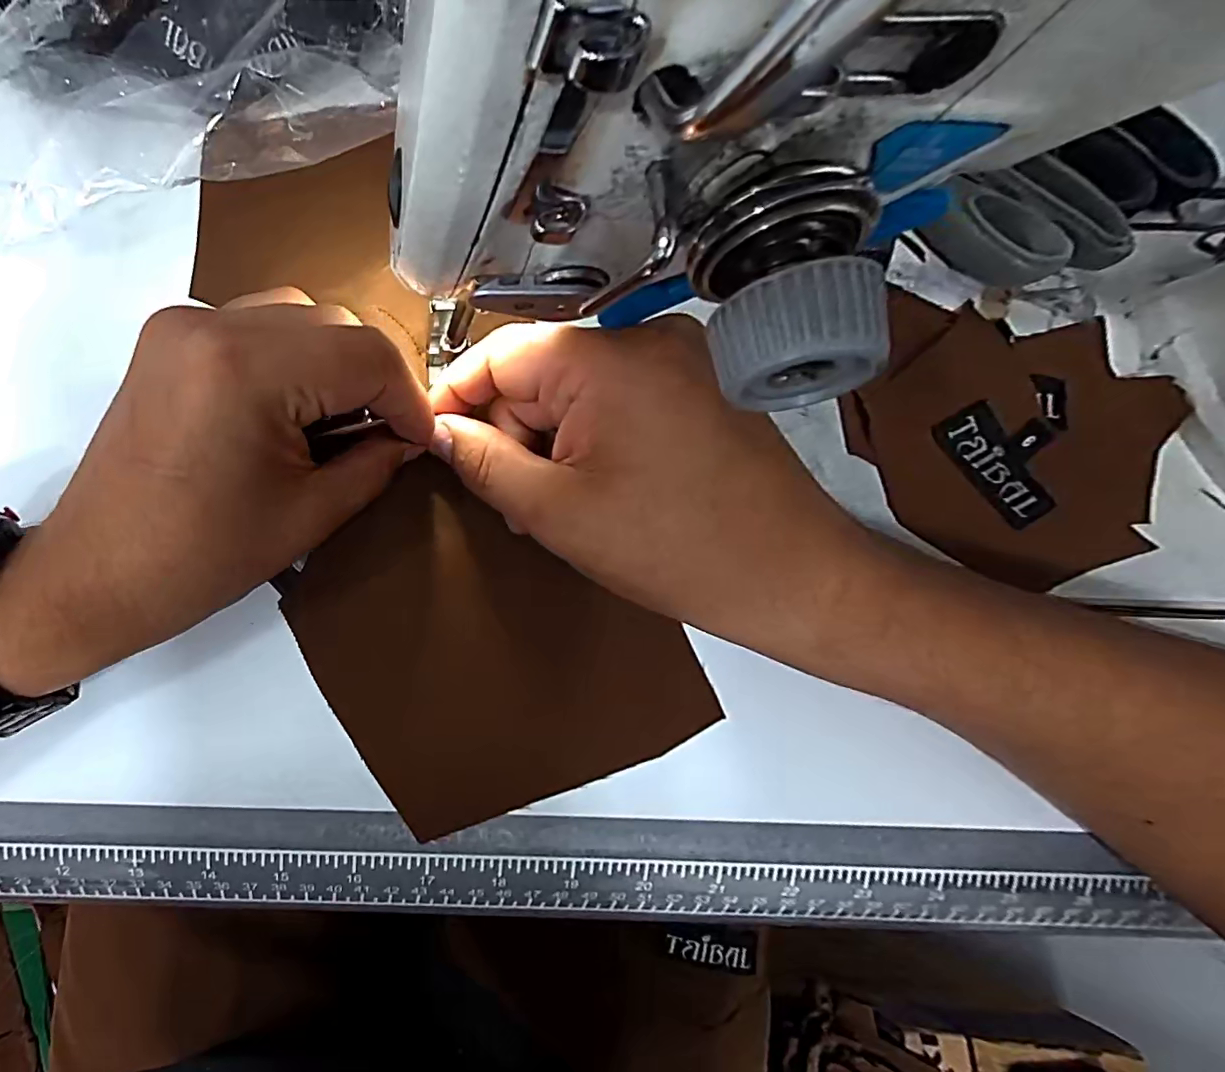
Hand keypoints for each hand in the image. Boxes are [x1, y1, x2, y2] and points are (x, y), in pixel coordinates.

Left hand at [0, 289, 428, 693]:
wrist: (95, 573)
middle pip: (333, 324)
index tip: (420, 438)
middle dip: (370, 379)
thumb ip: (373, 465)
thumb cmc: (196, 560)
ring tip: (335, 425)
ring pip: (295, 316)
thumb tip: (407, 438)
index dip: (407, 397)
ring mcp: (180, 324)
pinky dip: (286, 358)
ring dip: (330, 363)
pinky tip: (288, 408)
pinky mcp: (165, 339)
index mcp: (247, 368)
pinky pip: (252, 326)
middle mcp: (210, 324)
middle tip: (382, 435)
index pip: (365, 353)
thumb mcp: (306, 517)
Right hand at [427, 317, 883, 659]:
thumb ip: (483, 461)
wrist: (789, 577)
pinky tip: (593, 489)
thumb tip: (442, 431)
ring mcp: (677, 361)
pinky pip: (611, 400)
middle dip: (512, 436)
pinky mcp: (692, 386)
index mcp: (607, 360)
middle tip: (515, 499)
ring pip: (571, 392)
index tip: (436, 436)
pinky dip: (587, 440)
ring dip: (548, 444)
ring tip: (560, 506)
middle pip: (535, 375)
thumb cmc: (687, 548)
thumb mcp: (554, 510)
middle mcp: (647, 342)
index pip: (498, 354)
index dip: (456, 397)